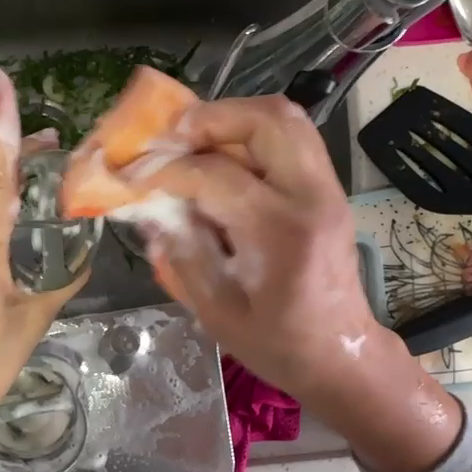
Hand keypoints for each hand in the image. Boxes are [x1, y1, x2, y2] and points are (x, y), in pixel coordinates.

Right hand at [131, 96, 461, 471]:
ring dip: (232, 119)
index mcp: (281, 233)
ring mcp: (326, 188)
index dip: (166, 170)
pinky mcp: (326, 189)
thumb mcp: (216, 311)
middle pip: (266, 120)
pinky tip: (220, 159)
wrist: (339, 353)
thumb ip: (182, 254)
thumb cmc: (276, 343)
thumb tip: (150, 210)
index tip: (132, 175)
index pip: (215, 175)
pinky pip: (290, 138)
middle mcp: (311, 198)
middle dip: (210, 118)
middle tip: (170, 139)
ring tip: (192, 142)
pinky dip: (250, 134)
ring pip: (284, 118)